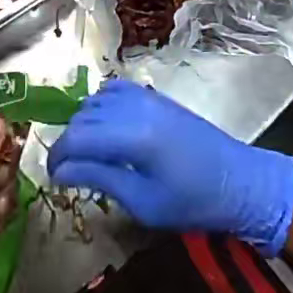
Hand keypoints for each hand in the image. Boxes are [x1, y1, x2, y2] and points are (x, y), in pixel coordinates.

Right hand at [47, 79, 292, 255]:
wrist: (241, 182)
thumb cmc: (194, 202)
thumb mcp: (143, 202)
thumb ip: (99, 179)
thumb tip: (59, 172)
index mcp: (132, 135)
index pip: (77, 138)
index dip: (58, 156)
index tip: (52, 175)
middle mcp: (133, 106)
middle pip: (82, 117)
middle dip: (69, 143)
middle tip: (68, 170)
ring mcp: (143, 96)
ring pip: (93, 102)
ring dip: (83, 125)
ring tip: (87, 153)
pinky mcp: (152, 95)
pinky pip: (112, 91)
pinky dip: (99, 106)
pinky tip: (104, 127)